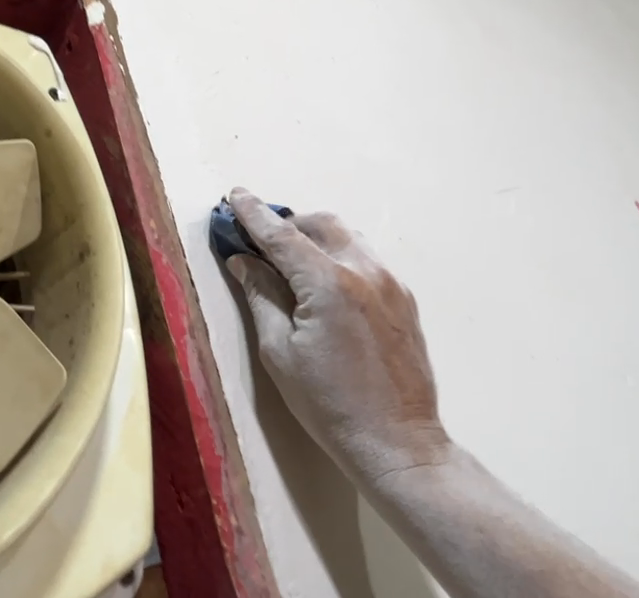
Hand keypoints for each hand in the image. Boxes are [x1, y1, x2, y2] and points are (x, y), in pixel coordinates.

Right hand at [225, 188, 451, 480]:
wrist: (397, 443)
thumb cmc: (328, 404)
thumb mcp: (279, 351)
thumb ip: (261, 295)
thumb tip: (243, 261)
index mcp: (329, 283)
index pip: (281, 235)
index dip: (253, 214)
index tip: (234, 195)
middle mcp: (364, 270)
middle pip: (319, 224)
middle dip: (287, 224)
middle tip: (260, 241)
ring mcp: (390, 282)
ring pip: (347, 237)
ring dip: (315, 238)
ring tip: (292, 262)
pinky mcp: (404, 298)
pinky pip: (366, 259)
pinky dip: (339, 257)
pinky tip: (325, 285)